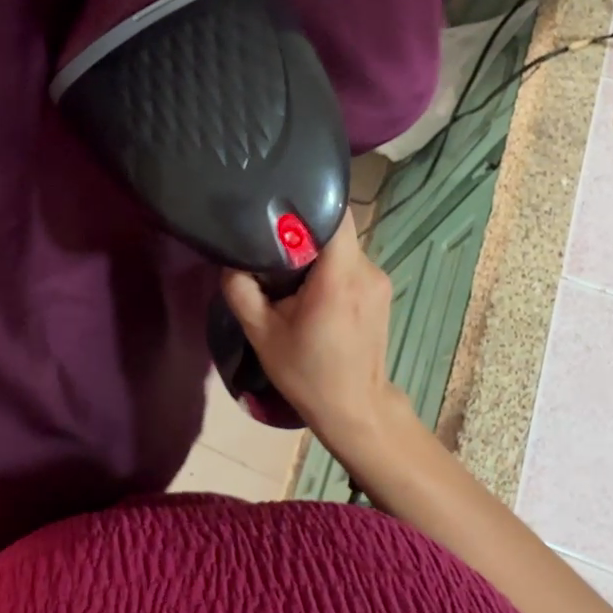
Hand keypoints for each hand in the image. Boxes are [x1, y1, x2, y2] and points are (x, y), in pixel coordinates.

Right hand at [221, 213, 413, 455]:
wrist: (354, 408)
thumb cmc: (306, 373)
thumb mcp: (261, 334)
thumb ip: (240, 290)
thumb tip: (231, 259)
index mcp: (338, 278)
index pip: (333, 215)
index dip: (306, 205)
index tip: (276, 214)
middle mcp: (366, 271)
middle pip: (334, 230)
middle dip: (303, 234)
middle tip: (271, 248)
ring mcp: (379, 280)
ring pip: (342, 247)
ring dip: (315, 254)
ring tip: (287, 274)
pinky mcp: (381, 290)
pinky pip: (350, 263)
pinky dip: (329, 268)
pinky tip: (308, 290)